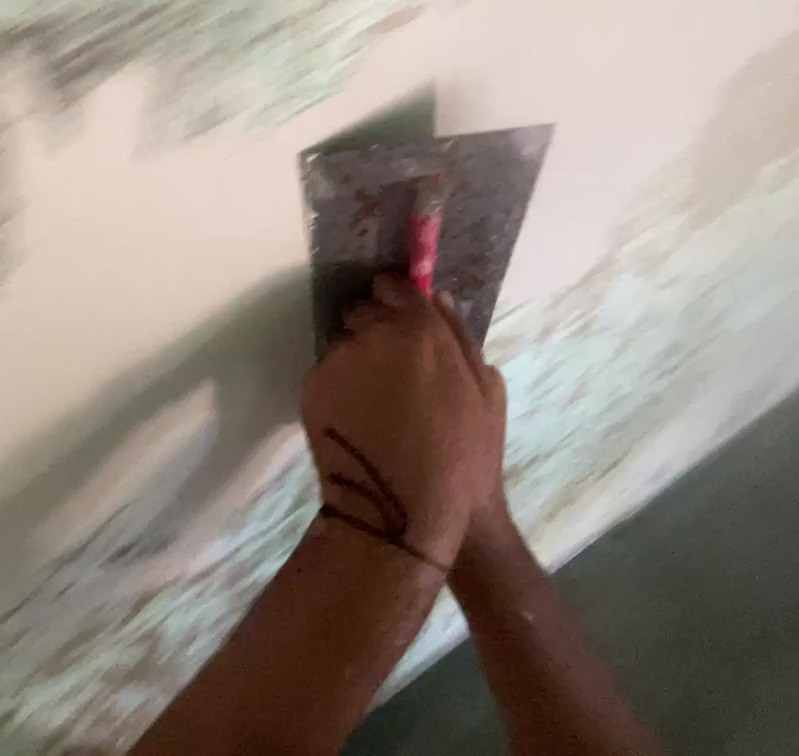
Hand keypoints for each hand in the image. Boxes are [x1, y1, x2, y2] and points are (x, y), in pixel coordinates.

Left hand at [301, 276, 505, 567]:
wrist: (403, 511)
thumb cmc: (461, 457)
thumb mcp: (485, 393)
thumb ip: (460, 336)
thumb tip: (437, 298)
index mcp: (422, 329)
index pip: (396, 286)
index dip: (396, 299)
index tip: (397, 315)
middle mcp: (375, 333)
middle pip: (364, 311)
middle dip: (373, 330)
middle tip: (389, 371)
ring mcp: (340, 359)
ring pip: (343, 344)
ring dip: (354, 359)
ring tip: (372, 403)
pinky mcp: (313, 385)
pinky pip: (325, 374)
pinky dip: (336, 387)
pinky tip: (354, 419)